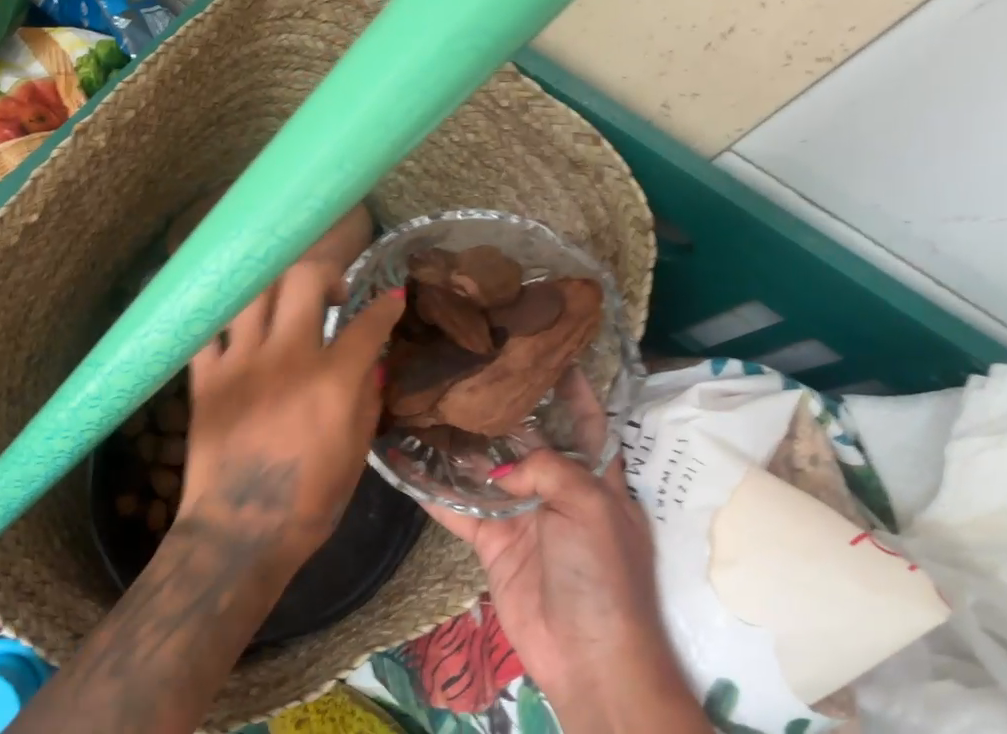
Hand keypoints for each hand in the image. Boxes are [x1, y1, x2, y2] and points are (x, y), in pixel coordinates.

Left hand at [179, 259, 404, 571]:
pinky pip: (211, 324)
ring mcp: (239, 360)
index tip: (391, 296)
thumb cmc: (307, 503)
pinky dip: (227, 314)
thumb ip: (365, 398)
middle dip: (325, 270)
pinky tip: (239, 320)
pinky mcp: (204, 373)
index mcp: (331, 382)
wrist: (238, 531)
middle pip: (303, 277)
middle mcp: (285, 357)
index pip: (366, 322)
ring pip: (255, 288)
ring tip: (284, 298)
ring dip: (276, 282)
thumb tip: (370, 360)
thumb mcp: (355, 454)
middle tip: (330, 291)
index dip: (385, 304)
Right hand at [425, 371, 705, 733]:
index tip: (545, 349)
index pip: (587, 421)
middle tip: (466, 369)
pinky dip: (431, 490)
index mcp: (597, 479)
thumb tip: (502, 469)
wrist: (588, 658)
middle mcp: (558, 490)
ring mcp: (522, 516)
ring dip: (460, 445)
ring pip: (485, 470)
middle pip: (526, 439)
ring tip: (427, 403)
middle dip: (503, 409)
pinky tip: (403, 463)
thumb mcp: (590, 509)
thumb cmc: (603, 576)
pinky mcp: (493, 543)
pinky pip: (457, 508)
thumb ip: (548, 469)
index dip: (572, 387)